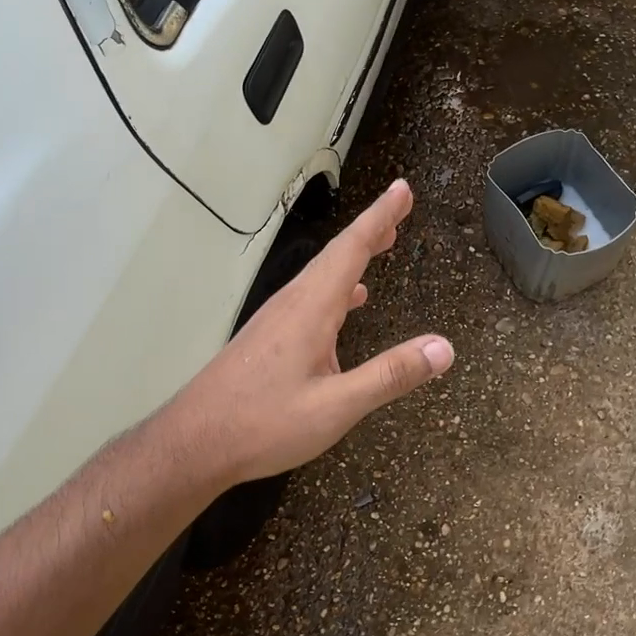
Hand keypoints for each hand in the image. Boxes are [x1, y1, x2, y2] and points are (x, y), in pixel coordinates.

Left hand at [169, 178, 454, 487]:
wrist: (191, 445)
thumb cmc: (262, 425)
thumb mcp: (336, 407)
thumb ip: (390, 375)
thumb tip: (444, 348)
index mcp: (312, 309)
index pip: (352, 249)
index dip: (380, 217)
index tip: (403, 190)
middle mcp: (294, 304)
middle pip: (337, 253)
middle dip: (372, 227)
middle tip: (401, 206)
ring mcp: (278, 319)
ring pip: (322, 273)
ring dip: (355, 254)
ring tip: (383, 243)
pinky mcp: (269, 337)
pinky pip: (312, 295)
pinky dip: (338, 284)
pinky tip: (349, 302)